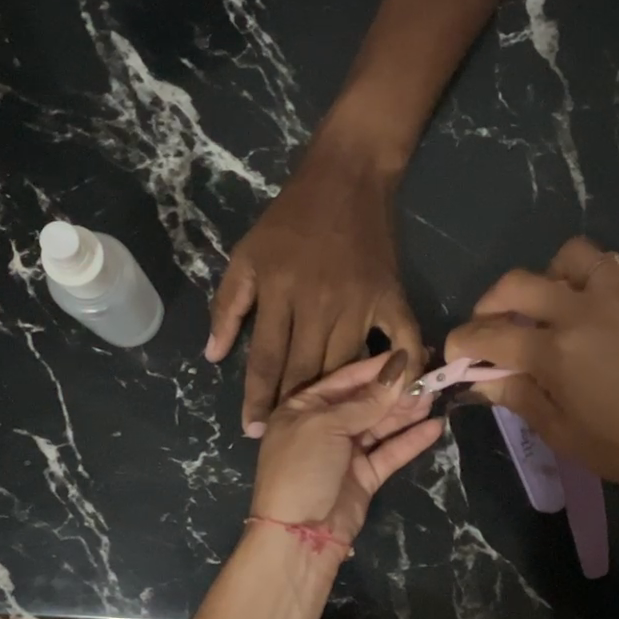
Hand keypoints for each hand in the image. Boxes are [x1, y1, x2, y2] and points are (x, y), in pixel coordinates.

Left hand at [206, 137, 421, 438]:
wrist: (345, 176)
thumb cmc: (289, 220)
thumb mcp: (246, 255)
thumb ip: (228, 306)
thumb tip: (214, 355)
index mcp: (280, 292)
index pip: (266, 359)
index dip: (257, 398)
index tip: (252, 431)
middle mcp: (318, 303)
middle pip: (306, 370)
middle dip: (292, 409)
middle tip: (286, 441)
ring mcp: (359, 301)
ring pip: (347, 364)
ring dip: (340, 401)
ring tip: (331, 431)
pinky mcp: (391, 296)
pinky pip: (401, 339)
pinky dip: (403, 367)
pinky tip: (402, 395)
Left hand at [248, 350, 442, 545]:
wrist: (297, 535)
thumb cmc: (301, 468)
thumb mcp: (327, 426)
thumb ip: (365, 402)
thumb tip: (398, 371)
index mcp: (302, 408)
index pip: (344, 379)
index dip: (376, 368)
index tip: (409, 354)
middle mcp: (323, 426)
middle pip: (365, 401)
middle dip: (396, 389)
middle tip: (430, 374)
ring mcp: (344, 453)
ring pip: (380, 425)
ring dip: (406, 411)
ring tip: (434, 396)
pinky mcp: (363, 477)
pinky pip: (389, 452)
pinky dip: (410, 440)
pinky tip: (434, 426)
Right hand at [444, 238, 618, 523]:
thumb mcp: (558, 431)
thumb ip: (516, 396)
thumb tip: (479, 377)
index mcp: (556, 353)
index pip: (489, 335)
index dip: (462, 342)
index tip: (455, 352)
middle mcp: (584, 312)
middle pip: (517, 284)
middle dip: (490, 303)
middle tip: (492, 326)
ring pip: (568, 257)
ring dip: (547, 279)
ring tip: (551, 308)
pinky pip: (610, 265)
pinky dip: (590, 279)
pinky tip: (593, 311)